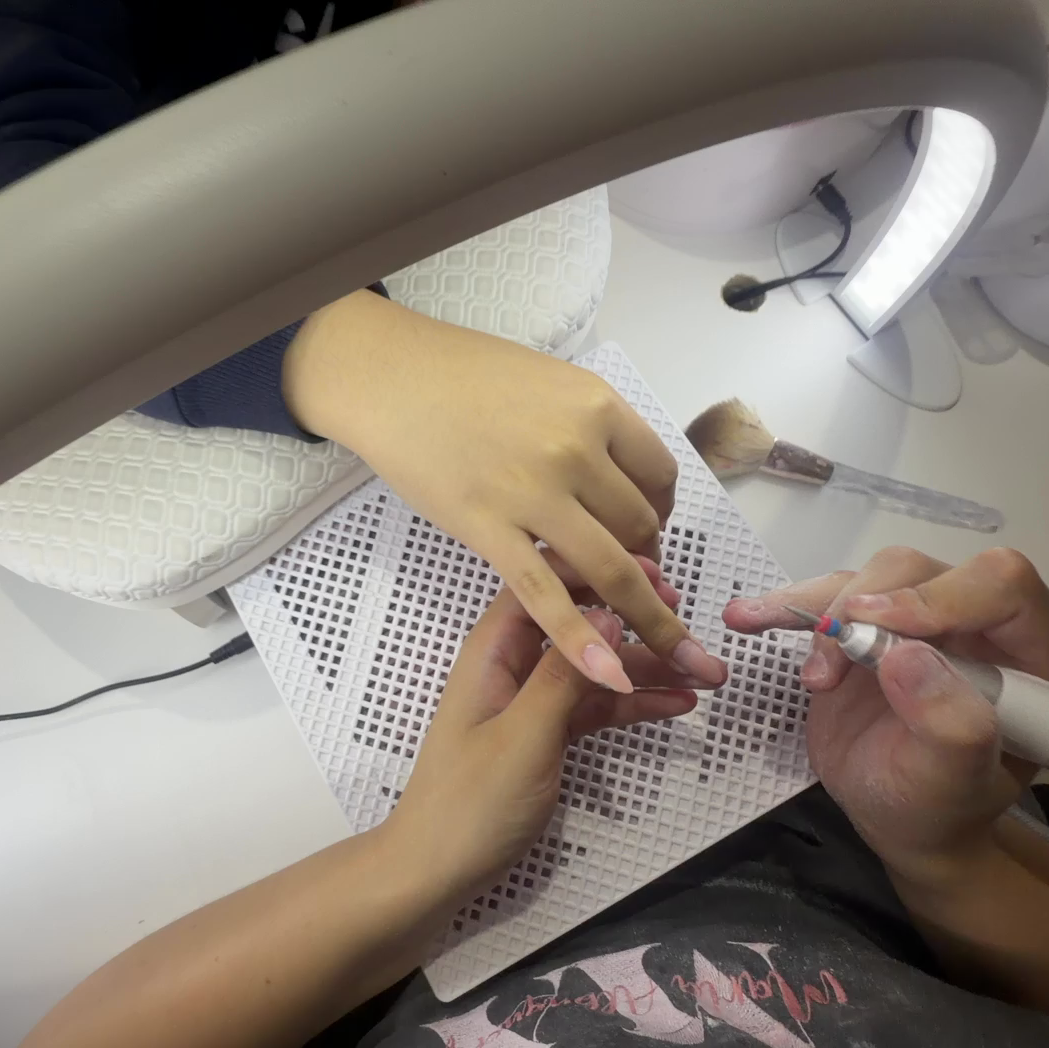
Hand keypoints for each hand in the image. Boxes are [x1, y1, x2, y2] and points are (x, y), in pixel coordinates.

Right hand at [284, 291, 725, 693]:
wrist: (387, 377)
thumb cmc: (458, 373)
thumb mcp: (544, 382)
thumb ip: (586, 427)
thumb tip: (612, 479)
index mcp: (596, 405)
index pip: (659, 475)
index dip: (661, 512)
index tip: (645, 531)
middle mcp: (578, 450)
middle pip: (638, 526)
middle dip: (645, 560)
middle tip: (629, 576)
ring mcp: (533, 493)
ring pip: (610, 567)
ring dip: (641, 611)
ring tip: (654, 644)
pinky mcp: (487, 530)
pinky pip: (545, 593)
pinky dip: (580, 639)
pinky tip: (608, 674)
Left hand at [381, 582, 697, 902]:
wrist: (438, 868)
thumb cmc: (473, 800)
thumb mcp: (524, 735)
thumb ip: (564, 676)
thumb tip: (608, 613)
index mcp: (493, 648)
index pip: (543, 585)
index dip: (595, 571)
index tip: (654, 573)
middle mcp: (512, 661)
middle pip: (578, 624)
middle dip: (633, 622)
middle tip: (688, 622)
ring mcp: (530, 697)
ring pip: (595, 667)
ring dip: (646, 669)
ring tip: (708, 674)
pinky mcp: (545, 730)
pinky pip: (594, 705)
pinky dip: (632, 703)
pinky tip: (678, 704)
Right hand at [723, 548, 1048, 882]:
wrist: (895, 814)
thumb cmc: (938, 806)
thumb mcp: (951, 782)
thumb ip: (949, 724)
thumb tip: (907, 655)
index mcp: (1026, 650)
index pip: (995, 585)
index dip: (936, 595)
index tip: (875, 628)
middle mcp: (970, 622)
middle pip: (913, 572)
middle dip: (859, 611)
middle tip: (826, 671)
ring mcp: (911, 622)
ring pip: (860, 580)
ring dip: (811, 611)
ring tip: (771, 647)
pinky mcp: (860, 629)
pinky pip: (819, 600)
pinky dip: (778, 607)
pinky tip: (744, 618)